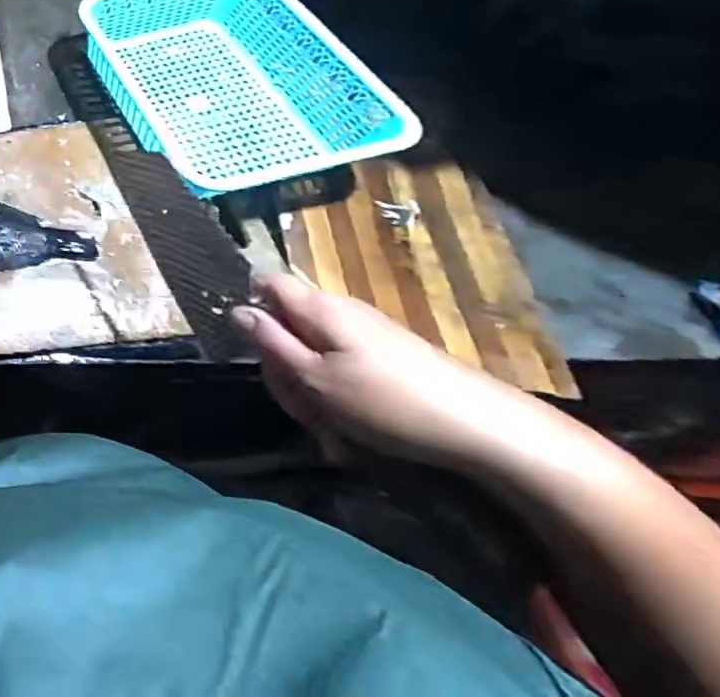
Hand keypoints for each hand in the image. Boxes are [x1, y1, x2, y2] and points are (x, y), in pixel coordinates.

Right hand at [233, 272, 588, 475]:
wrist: (483, 428)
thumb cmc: (387, 402)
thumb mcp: (315, 379)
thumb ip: (271, 342)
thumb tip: (237, 310)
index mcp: (318, 308)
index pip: (266, 284)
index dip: (250, 309)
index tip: (253, 350)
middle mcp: (340, 311)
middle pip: (286, 326)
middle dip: (284, 368)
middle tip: (301, 407)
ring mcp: (365, 333)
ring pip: (313, 355)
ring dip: (311, 392)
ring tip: (331, 432)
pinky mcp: (385, 356)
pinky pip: (342, 370)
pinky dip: (338, 399)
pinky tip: (351, 435)